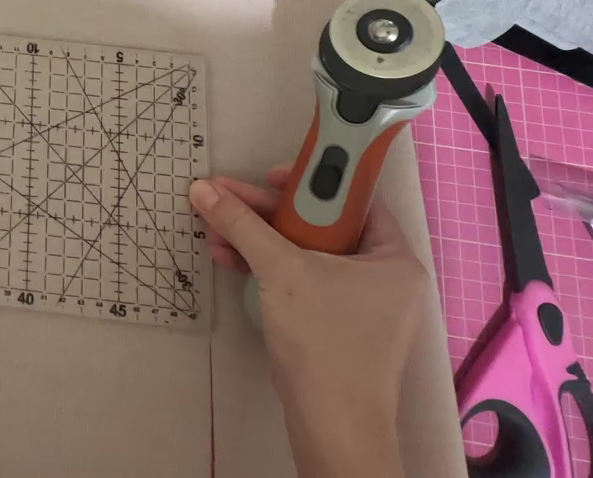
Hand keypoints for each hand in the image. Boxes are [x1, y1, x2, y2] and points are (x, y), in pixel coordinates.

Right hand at [190, 167, 426, 477]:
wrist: (331, 420)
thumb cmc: (325, 337)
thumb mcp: (279, 269)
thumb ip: (240, 223)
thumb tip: (201, 187)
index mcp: (391, 257)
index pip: (355, 200)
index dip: (312, 181)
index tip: (271, 173)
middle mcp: (378, 274)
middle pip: (316, 223)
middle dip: (264, 211)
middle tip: (224, 195)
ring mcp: (354, 298)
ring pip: (298, 249)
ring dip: (253, 236)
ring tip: (213, 229)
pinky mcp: (328, 317)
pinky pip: (293, 274)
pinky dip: (261, 263)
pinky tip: (226, 256)